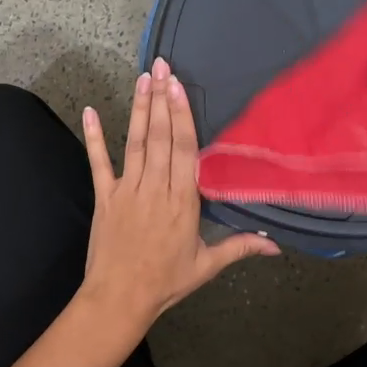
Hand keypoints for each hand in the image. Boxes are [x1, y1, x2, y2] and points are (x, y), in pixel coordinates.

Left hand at [78, 57, 279, 324]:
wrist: (118, 301)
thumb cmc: (165, 282)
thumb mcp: (206, 265)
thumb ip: (240, 247)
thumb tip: (277, 244)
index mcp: (183, 201)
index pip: (185, 150)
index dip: (182, 116)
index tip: (179, 87)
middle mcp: (156, 188)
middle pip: (161, 138)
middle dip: (162, 100)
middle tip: (162, 66)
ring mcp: (128, 190)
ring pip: (135, 143)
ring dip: (140, 109)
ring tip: (143, 77)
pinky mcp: (105, 197)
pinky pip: (98, 163)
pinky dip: (94, 137)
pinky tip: (90, 111)